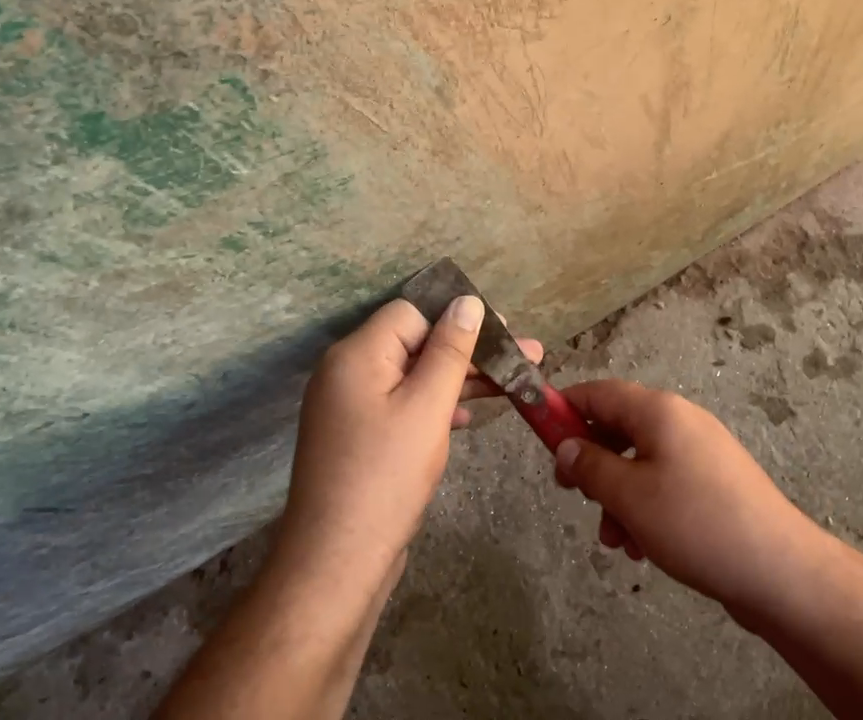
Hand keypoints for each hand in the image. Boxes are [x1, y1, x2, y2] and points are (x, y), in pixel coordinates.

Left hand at [279, 296, 539, 576]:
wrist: (336, 561)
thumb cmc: (386, 476)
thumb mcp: (428, 406)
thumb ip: (450, 350)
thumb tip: (467, 301)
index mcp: (357, 354)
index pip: (413, 313)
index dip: (459, 319)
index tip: (505, 334)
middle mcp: (346, 372)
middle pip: (416, 343)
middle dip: (470, 352)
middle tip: (526, 359)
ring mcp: (349, 407)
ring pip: (412, 376)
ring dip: (458, 379)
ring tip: (510, 387)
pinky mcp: (357, 437)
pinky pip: (401, 404)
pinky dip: (434, 405)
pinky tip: (465, 418)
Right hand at [551, 381, 829, 615]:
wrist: (776, 568)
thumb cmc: (695, 523)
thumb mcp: (629, 495)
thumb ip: (590, 466)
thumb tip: (565, 446)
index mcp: (659, 410)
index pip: (599, 391)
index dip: (564, 408)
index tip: (539, 436)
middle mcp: (681, 421)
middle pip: (619, 427)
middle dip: (592, 463)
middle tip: (573, 495)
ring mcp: (701, 452)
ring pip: (640, 462)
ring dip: (617, 496)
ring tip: (615, 540)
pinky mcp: (714, 483)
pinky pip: (664, 484)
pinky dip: (645, 508)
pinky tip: (643, 547)